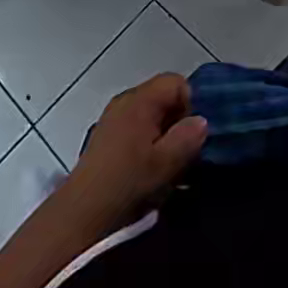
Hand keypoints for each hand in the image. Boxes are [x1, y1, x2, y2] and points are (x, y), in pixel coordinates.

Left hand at [65, 74, 206, 224]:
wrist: (86, 205)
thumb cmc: (129, 180)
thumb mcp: (167, 163)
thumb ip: (188, 137)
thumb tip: (202, 120)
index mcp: (140, 100)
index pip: (176, 81)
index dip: (191, 104)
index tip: (192, 134)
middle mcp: (125, 99)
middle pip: (163, 95)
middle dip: (179, 120)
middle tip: (183, 152)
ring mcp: (113, 114)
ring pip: (151, 112)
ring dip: (164, 132)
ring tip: (168, 163)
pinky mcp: (107, 132)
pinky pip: (137, 124)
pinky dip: (149, 139)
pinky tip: (149, 166)